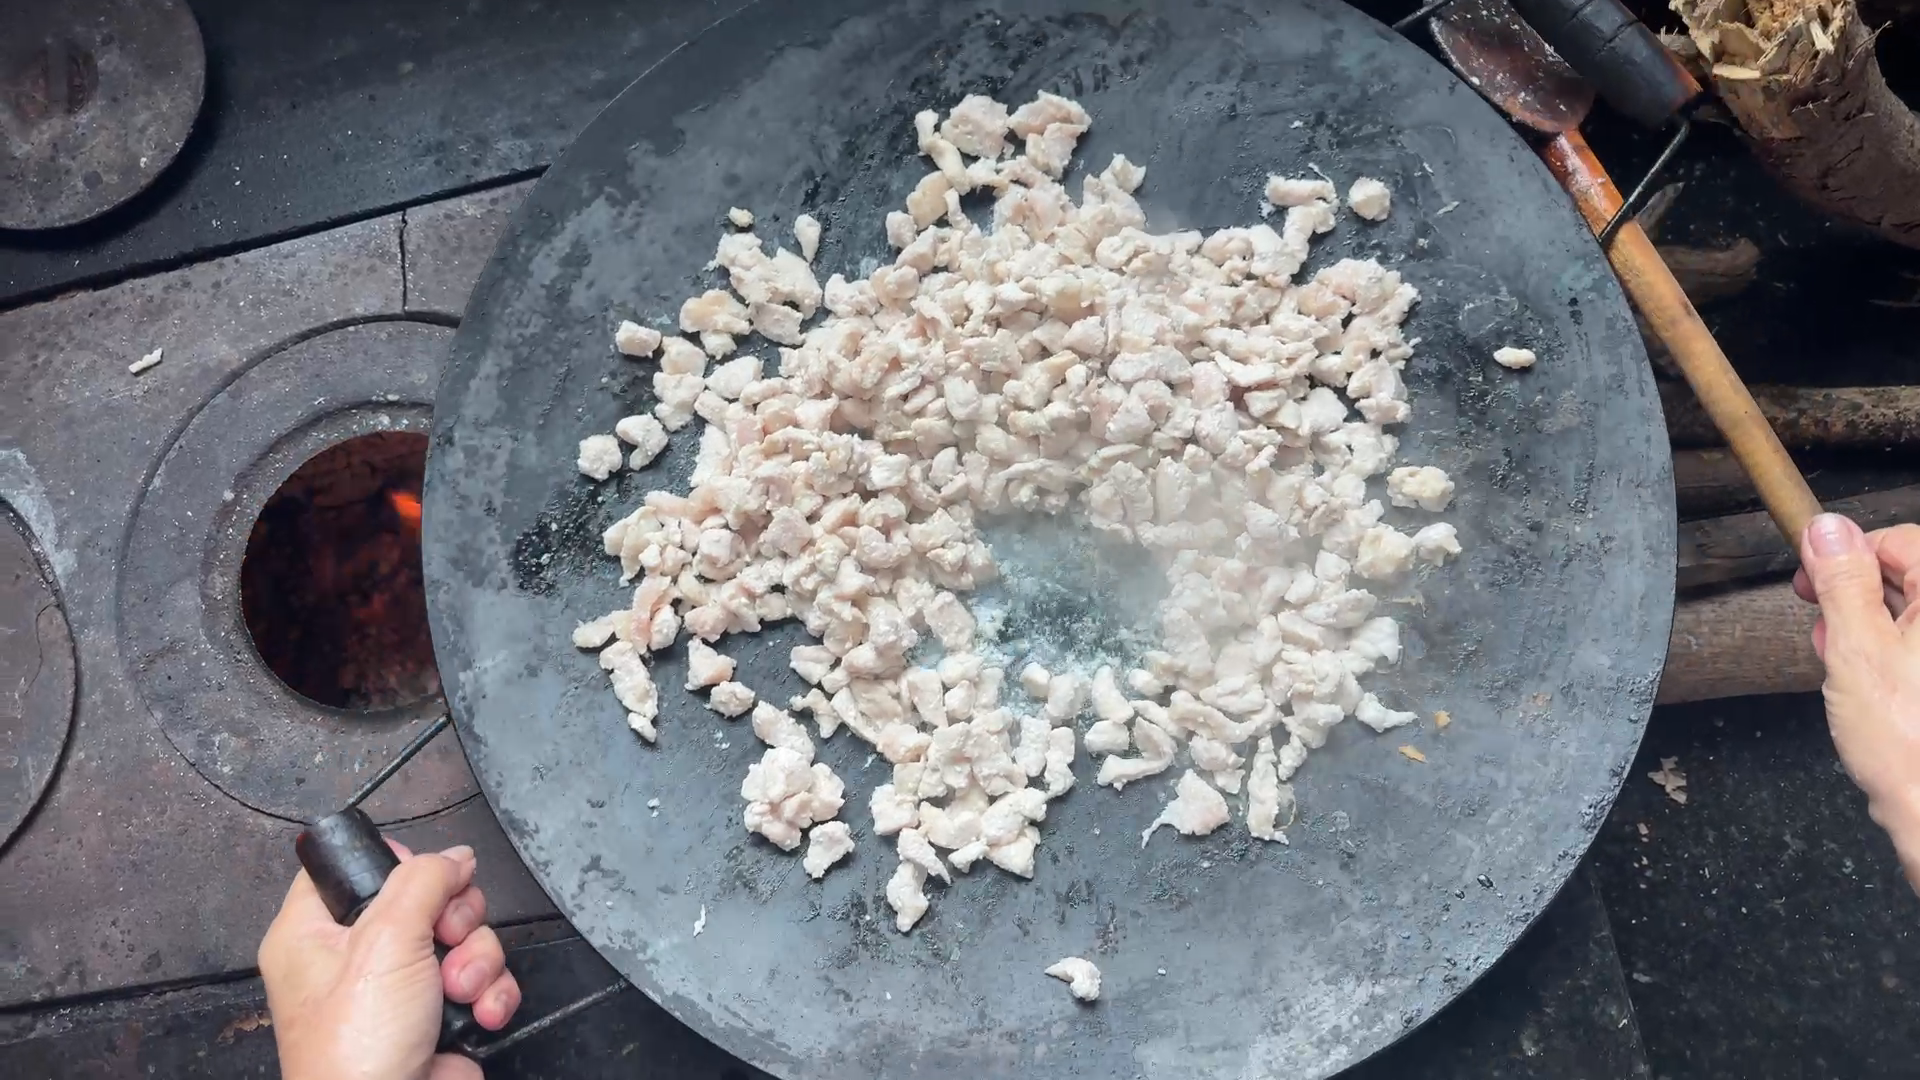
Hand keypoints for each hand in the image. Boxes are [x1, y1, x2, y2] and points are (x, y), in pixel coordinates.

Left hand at [259, 842, 522, 1079]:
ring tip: (461, 990)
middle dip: (458, 917)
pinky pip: (483, 971)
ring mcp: (403, 984)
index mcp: (314, 937)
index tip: (416, 882)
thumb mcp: (386, 941)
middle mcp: (357, 957)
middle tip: (445, 941)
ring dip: (478, 958)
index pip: (348, 868)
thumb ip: (424, 880)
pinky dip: (490, 988)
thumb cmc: (357, 1048)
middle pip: (428, 895)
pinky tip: (478, 1010)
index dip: (391, 863)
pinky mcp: (442, 1007)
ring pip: (464, 933)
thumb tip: (455, 856)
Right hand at [1793, 515, 1919, 887]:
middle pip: (1911, 573)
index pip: (1902, 540)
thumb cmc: (1907, 736)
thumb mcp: (1855, 649)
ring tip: (1853, 664)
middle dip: (1859, 596)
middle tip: (1830, 632)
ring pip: (1915, 610)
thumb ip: (1841, 582)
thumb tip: (1826, 528)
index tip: (1811, 584)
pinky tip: (1878, 682)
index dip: (1847, 555)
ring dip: (1874, 626)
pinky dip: (1894, 652)